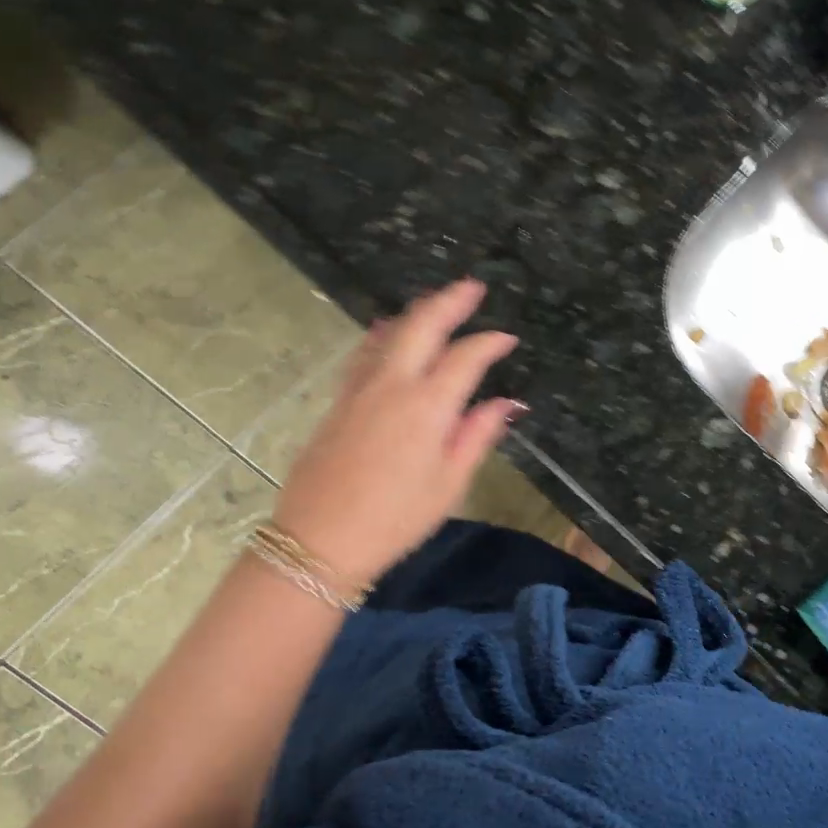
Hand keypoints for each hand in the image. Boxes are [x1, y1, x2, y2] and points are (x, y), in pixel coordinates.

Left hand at [270, 280, 520, 585]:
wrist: (318, 541)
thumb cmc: (396, 518)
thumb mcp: (450, 482)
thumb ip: (477, 435)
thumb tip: (504, 403)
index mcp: (428, 406)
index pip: (466, 358)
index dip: (490, 343)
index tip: (508, 338)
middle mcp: (392, 386)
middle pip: (421, 327)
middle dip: (449, 302)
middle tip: (471, 287)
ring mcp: (359, 391)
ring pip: (388, 334)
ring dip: (415, 313)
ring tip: (434, 300)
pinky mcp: (337, 403)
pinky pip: (364, 354)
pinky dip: (382, 335)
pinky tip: (384, 331)